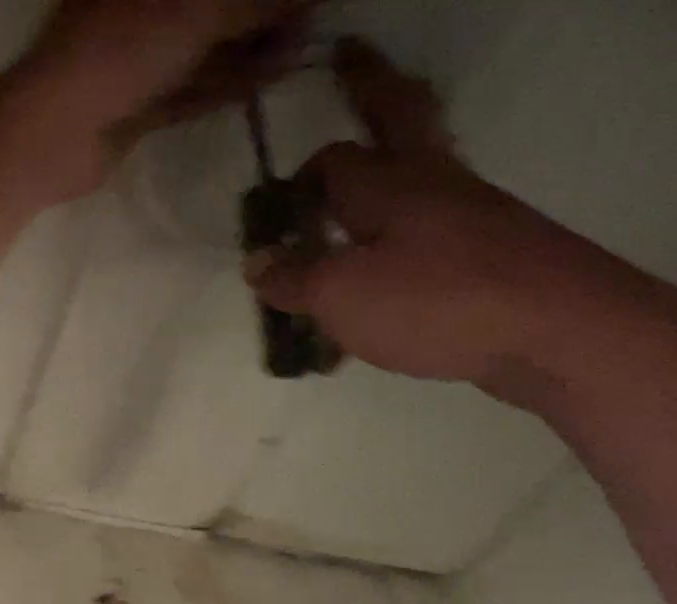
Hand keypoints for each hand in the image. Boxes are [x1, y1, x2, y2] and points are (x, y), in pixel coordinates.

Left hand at [7, 0, 312, 198]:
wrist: (51, 136)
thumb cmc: (119, 51)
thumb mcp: (199, 11)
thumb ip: (254, 2)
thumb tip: (306, 0)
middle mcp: (131, 15)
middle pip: (206, 8)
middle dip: (258, 11)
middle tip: (312, 14)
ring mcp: (130, 65)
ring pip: (200, 50)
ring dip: (251, 47)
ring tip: (303, 46)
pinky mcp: (131, 110)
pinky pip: (187, 91)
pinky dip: (226, 83)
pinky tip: (270, 77)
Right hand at [246, 38, 676, 397]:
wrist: (557, 329)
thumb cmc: (434, 300)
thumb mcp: (339, 293)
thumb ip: (292, 276)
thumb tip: (259, 261)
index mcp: (386, 184)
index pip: (330, 160)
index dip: (294, 183)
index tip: (268, 218)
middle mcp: (428, 184)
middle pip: (399, 115)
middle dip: (369, 87)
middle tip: (346, 60)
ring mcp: (464, 214)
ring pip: (407, 183)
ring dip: (369, 189)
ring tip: (332, 217)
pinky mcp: (484, 251)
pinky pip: (420, 236)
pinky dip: (386, 249)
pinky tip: (366, 290)